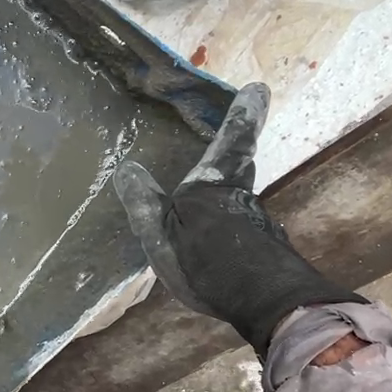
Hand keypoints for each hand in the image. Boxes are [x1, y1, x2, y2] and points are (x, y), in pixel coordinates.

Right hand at [114, 83, 364, 355]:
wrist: (264, 302)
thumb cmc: (207, 259)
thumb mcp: (160, 231)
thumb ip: (144, 200)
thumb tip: (126, 168)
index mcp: (214, 187)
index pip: (231, 142)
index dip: (243, 116)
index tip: (258, 89)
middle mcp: (240, 199)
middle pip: (239, 169)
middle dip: (236, 153)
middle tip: (239, 133)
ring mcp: (255, 225)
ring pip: (239, 200)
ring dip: (229, 193)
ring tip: (211, 195)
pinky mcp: (261, 252)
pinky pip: (239, 227)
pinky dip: (229, 225)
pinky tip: (218, 240)